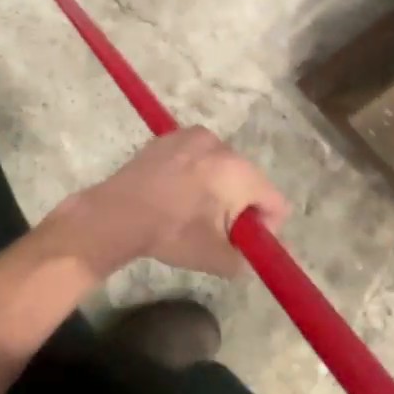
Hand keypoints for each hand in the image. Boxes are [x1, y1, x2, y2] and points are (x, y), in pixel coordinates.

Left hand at [49, 127, 289, 278]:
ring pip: (219, 166)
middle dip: (239, 204)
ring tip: (192, 210)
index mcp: (238, 171)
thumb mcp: (221, 258)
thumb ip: (248, 256)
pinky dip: (192, 173)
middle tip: (216, 227)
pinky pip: (193, 157)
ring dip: (216, 186)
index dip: (266, 226)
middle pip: (246, 180)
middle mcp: (216, 144)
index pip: (275, 201)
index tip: (244, 240)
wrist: (118, 212)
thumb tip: (246, 251)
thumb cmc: (173, 231)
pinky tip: (174, 193)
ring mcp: (186, 136)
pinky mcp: (163, 137)